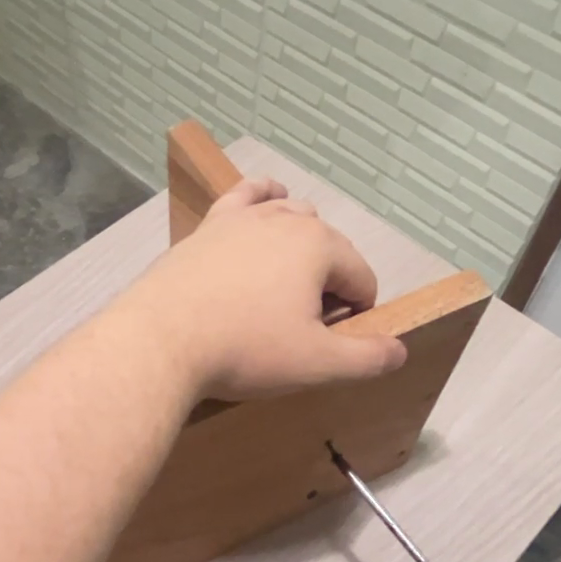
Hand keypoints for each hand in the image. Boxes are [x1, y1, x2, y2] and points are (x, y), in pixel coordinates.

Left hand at [114, 177, 407, 400]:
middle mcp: (285, 220)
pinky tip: (267, 200)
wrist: (160, 341)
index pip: (361, 277)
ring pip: (290, 217)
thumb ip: (367, 358)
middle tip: (304, 327)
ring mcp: (242, 218)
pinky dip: (263, 198)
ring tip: (289, 286)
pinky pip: (245, 197)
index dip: (358, 313)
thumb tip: (400, 351)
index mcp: (320, 246)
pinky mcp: (207, 227)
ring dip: (302, 246)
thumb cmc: (245, 351)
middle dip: (329, 282)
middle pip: (328, 247)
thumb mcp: (316, 364)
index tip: (334, 343)